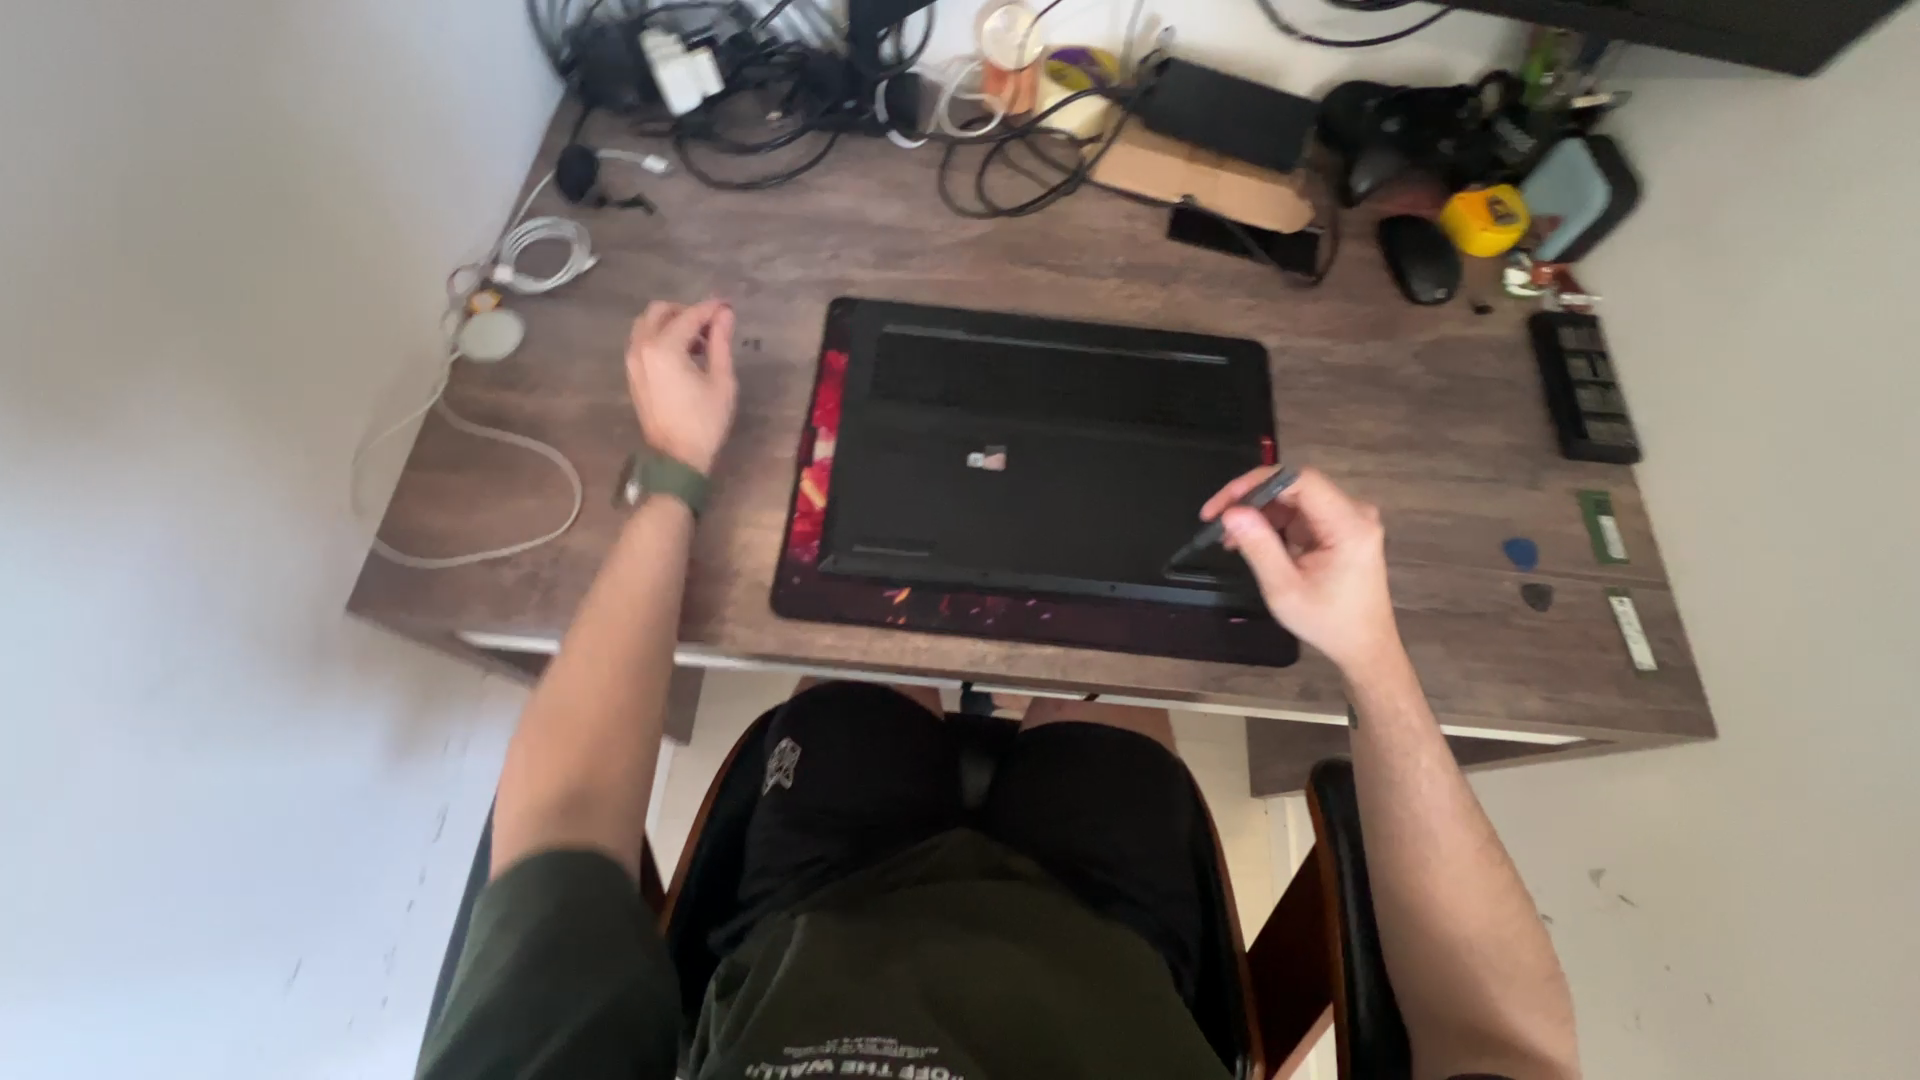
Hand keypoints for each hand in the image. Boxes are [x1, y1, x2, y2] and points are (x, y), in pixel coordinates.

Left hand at [625, 299, 737, 474]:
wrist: (677, 457)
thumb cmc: (705, 422)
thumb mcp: (721, 381)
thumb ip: (721, 343)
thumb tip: (725, 314)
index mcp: (665, 348)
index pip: (689, 315)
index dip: (710, 309)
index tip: (728, 307)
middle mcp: (642, 347)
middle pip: (660, 311)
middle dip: (686, 311)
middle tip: (711, 326)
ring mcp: (632, 360)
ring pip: (647, 324)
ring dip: (672, 323)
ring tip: (698, 343)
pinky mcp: (632, 373)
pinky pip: (642, 341)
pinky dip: (661, 337)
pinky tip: (683, 355)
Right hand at [1201, 466, 1402, 673]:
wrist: (1363, 645)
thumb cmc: (1327, 622)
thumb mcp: (1284, 588)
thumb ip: (1258, 546)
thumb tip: (1230, 512)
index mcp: (1348, 525)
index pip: (1300, 480)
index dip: (1256, 483)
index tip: (1223, 503)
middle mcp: (1354, 513)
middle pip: (1295, 486)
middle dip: (1251, 498)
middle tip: (1216, 519)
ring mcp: (1348, 519)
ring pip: (1293, 499)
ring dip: (1259, 512)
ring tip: (1229, 537)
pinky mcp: (1339, 528)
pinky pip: (1300, 513)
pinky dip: (1272, 523)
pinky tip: (1250, 541)